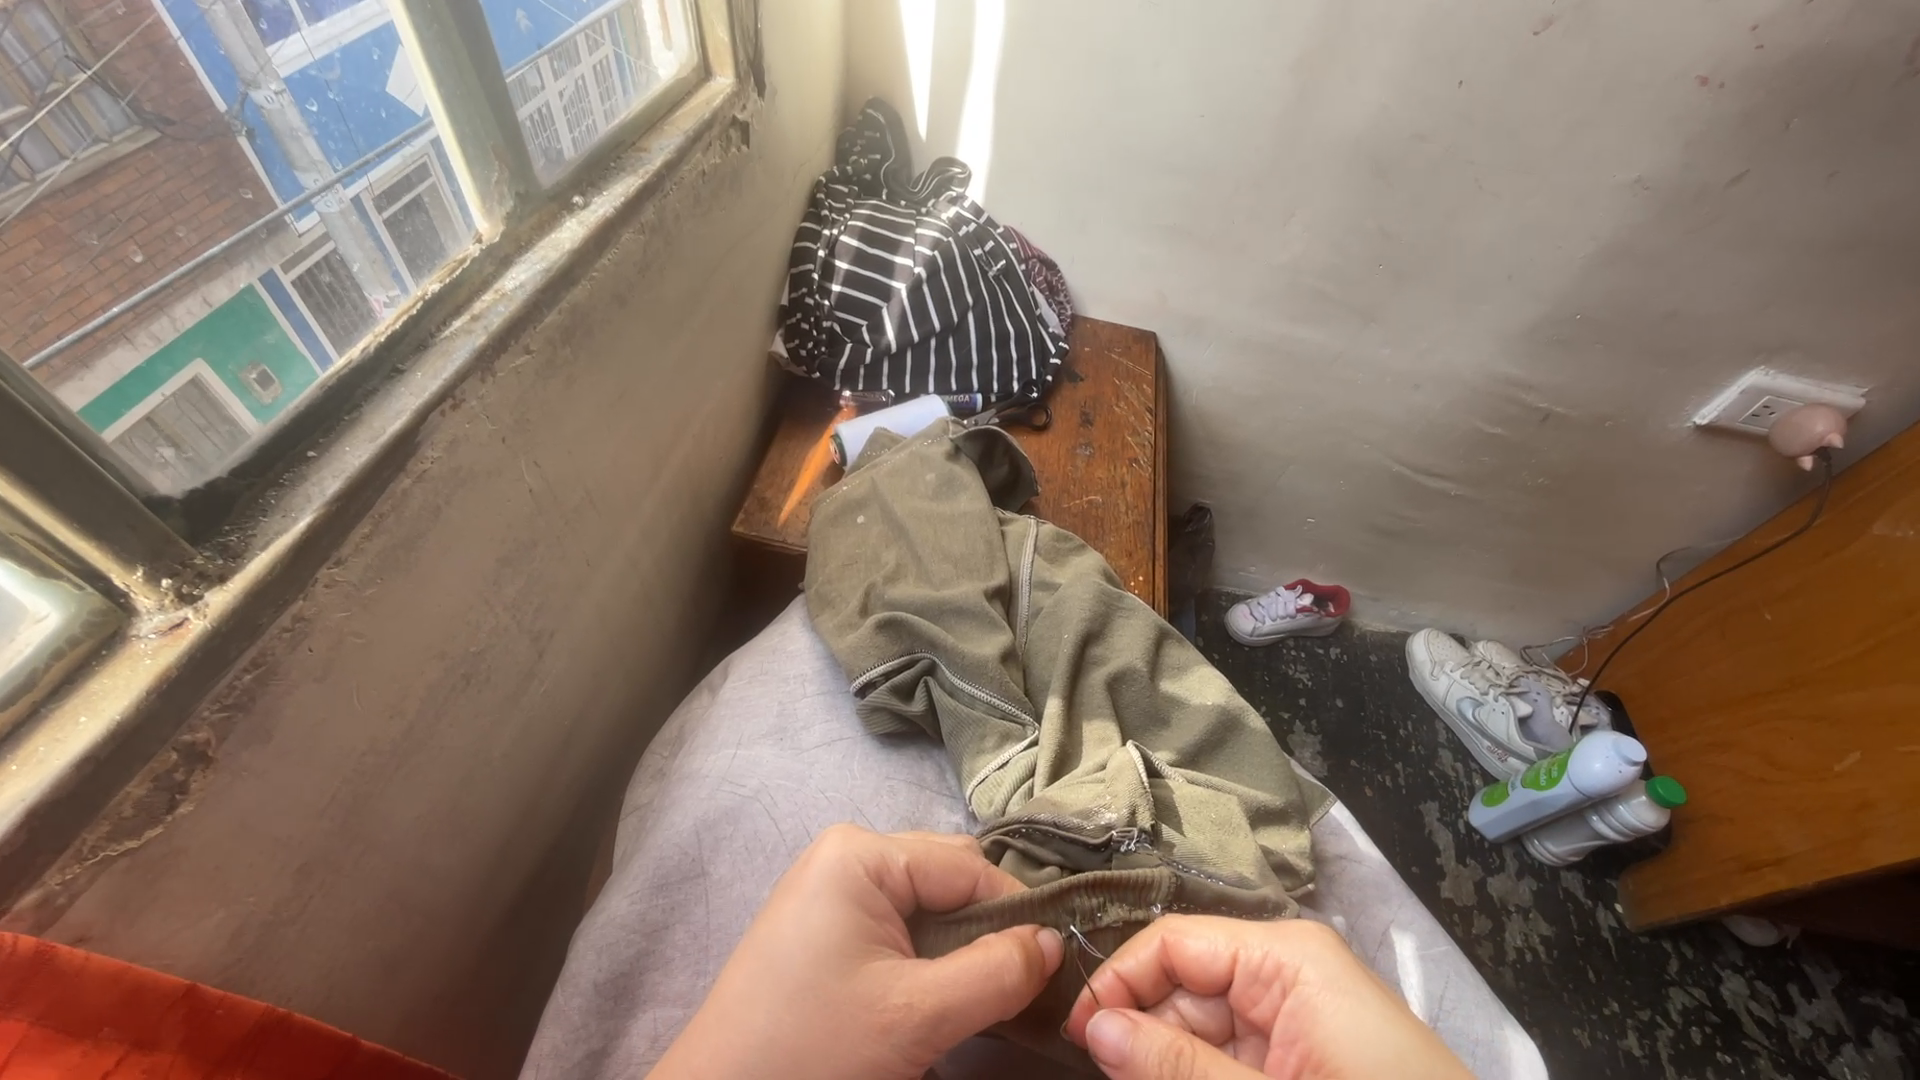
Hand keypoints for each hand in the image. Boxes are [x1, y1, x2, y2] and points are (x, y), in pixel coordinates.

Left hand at [649, 825, 1063, 1079]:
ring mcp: (832, 887)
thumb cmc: (814, 1052)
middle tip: (1024, 984)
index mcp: (862, 853)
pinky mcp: (825, 924)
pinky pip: (897, 923)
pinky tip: (942, 994)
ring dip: (961, 947)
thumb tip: (1054, 941)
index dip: (1018, 911)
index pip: (968, 866)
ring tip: (987, 995)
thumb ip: (996, 972)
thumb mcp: (916, 1016)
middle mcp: (847, 854)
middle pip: (948, 877)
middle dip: (989, 928)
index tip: (1059, 960)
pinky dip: (929, 956)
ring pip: (926, 904)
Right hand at [1063, 915, 1471, 1079]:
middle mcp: (1285, 972)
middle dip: (1145, 1033)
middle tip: (1109, 1079)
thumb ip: (1180, 1064)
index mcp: (1282, 955)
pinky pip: (1235, 1059)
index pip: (1173, 941)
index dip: (1119, 978)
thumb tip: (1092, 1026)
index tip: (1078, 1035)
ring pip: (1204, 1029)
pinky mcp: (1306, 1055)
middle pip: (1184, 986)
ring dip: (1172, 1062)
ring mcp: (1297, 1017)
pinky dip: (1204, 1076)